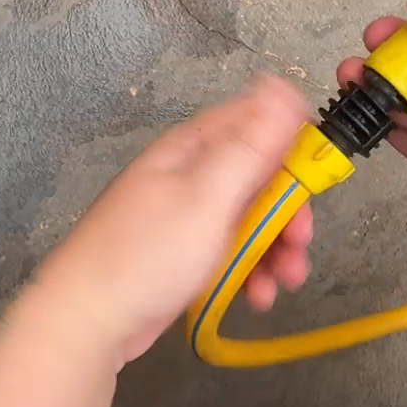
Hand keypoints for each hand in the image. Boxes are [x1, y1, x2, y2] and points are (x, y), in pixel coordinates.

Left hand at [25, 75, 311, 365]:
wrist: (88, 320)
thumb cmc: (148, 252)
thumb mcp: (206, 196)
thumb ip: (249, 145)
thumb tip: (280, 85)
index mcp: (194, 149)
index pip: (256, 124)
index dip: (293, 146)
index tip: (318, 178)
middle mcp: (192, 175)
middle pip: (260, 178)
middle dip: (288, 212)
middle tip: (300, 244)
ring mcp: (188, 216)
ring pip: (251, 219)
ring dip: (275, 250)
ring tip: (284, 283)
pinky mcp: (187, 254)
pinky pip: (232, 251)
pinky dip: (251, 271)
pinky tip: (256, 297)